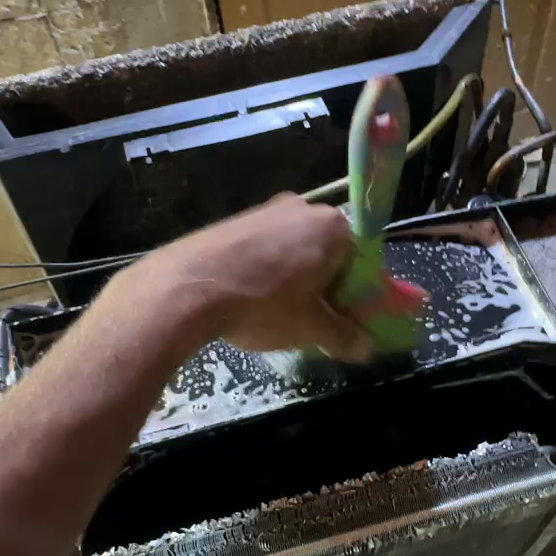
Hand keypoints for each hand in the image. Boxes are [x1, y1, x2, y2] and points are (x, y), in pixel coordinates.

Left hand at [145, 193, 372, 359]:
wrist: (190, 287)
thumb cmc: (265, 304)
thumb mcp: (311, 328)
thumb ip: (343, 336)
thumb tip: (365, 347)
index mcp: (334, 226)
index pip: (363, 262)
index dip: (357, 297)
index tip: (346, 322)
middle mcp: (304, 207)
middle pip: (328, 254)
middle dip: (326, 288)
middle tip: (314, 322)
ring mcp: (266, 210)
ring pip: (295, 252)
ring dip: (296, 282)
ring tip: (280, 315)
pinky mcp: (236, 220)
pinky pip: (266, 249)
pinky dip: (268, 273)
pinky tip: (253, 300)